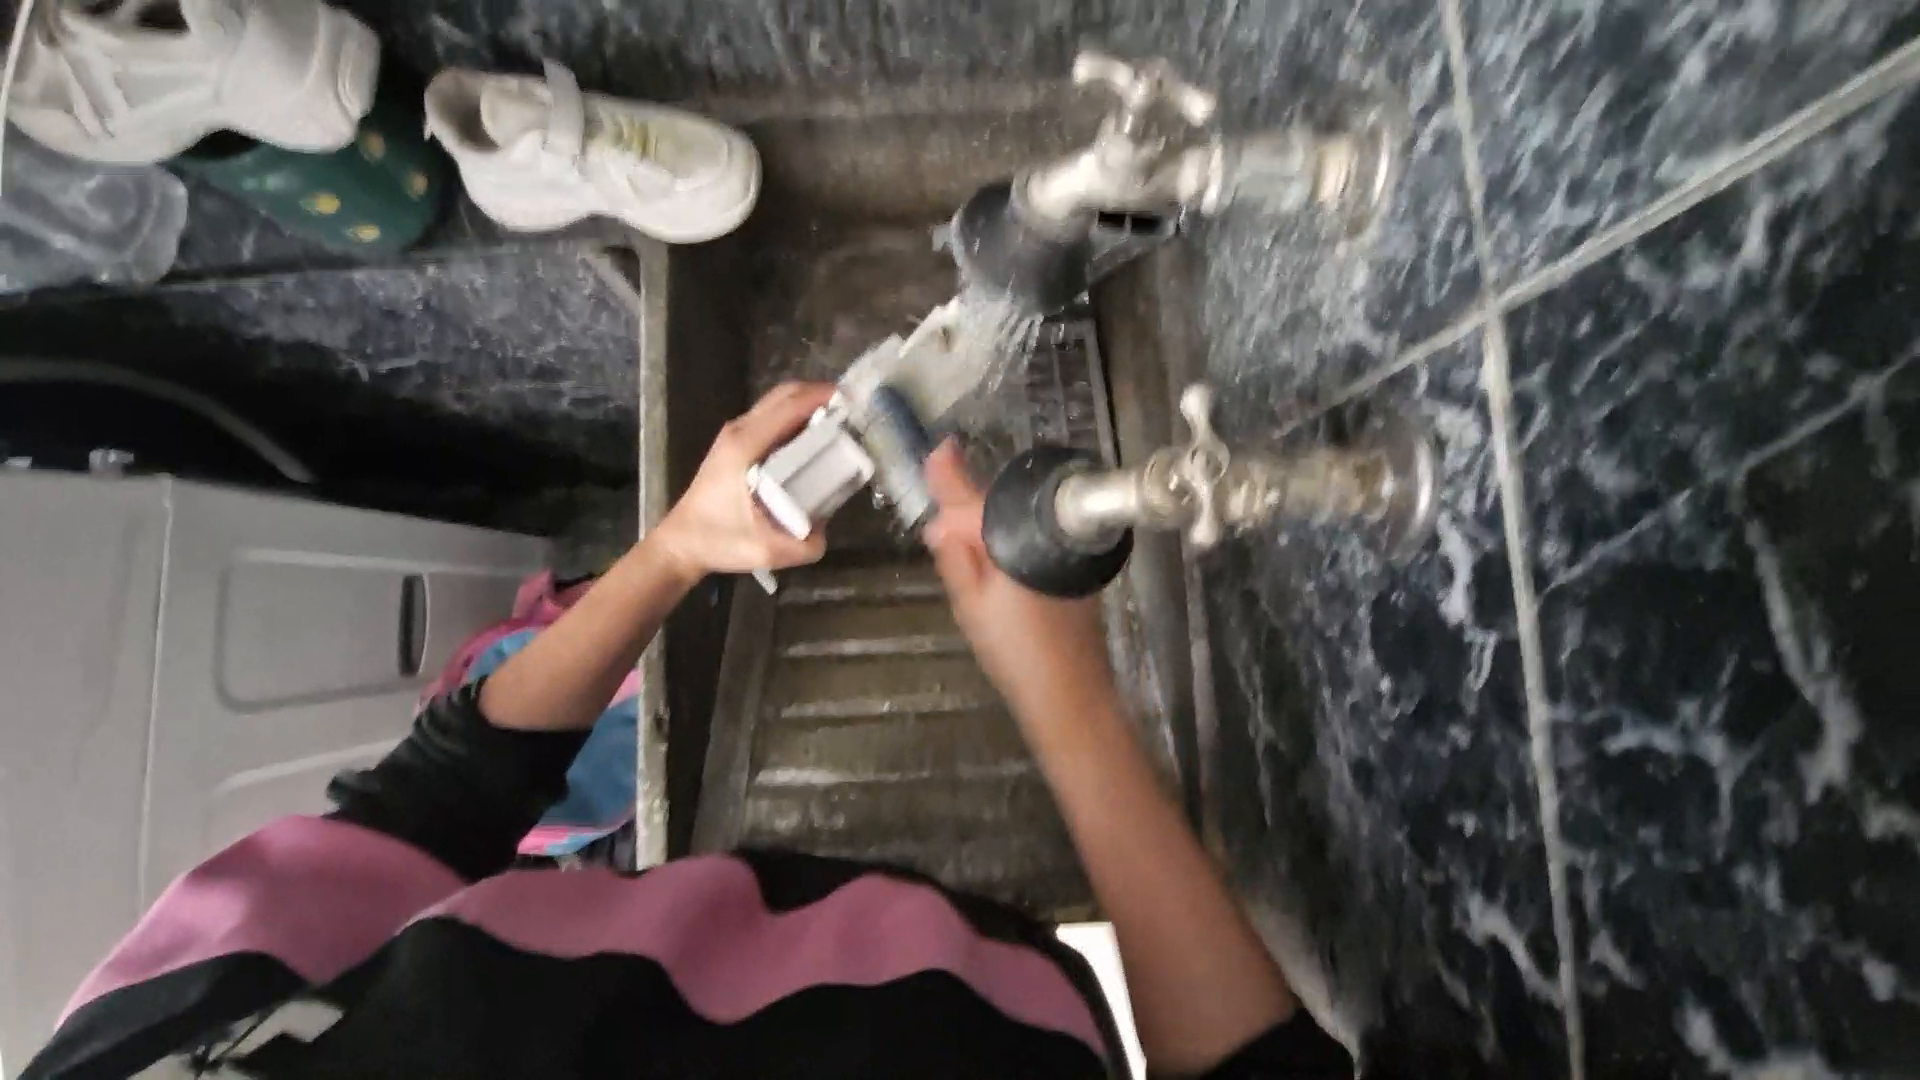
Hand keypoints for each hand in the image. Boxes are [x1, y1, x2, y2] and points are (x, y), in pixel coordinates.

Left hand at [653, 382, 835, 577]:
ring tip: (838, 421)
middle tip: (850, 410)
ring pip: (776, 403)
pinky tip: (813, 436)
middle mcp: (739, 432)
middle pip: (783, 395)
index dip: (822, 397)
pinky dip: (794, 416)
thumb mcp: (768, 551)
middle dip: (818, 395)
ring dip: (806, 404)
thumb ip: (806, 544)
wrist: (681, 543)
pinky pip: (770, 417)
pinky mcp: (734, 442)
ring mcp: (734, 434)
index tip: (853, 402)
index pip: (789, 407)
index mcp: (745, 448)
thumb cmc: (719, 542)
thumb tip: (828, 526)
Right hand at [922, 440, 1118, 717]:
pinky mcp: (1075, 570)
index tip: (939, 450)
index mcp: (1014, 540)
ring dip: (994, 522)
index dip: (953, 479)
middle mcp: (1045, 535)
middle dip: (972, 504)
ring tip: (962, 531)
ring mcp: (1064, 552)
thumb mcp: (971, 603)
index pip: (976, 503)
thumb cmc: (1014, 650)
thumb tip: (939, 522)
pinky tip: (996, 558)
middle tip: (944, 494)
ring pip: (1021, 524)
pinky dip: (1013, 540)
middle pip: (1003, 507)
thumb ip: (955, 556)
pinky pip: (1037, 540)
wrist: (1069, 691)